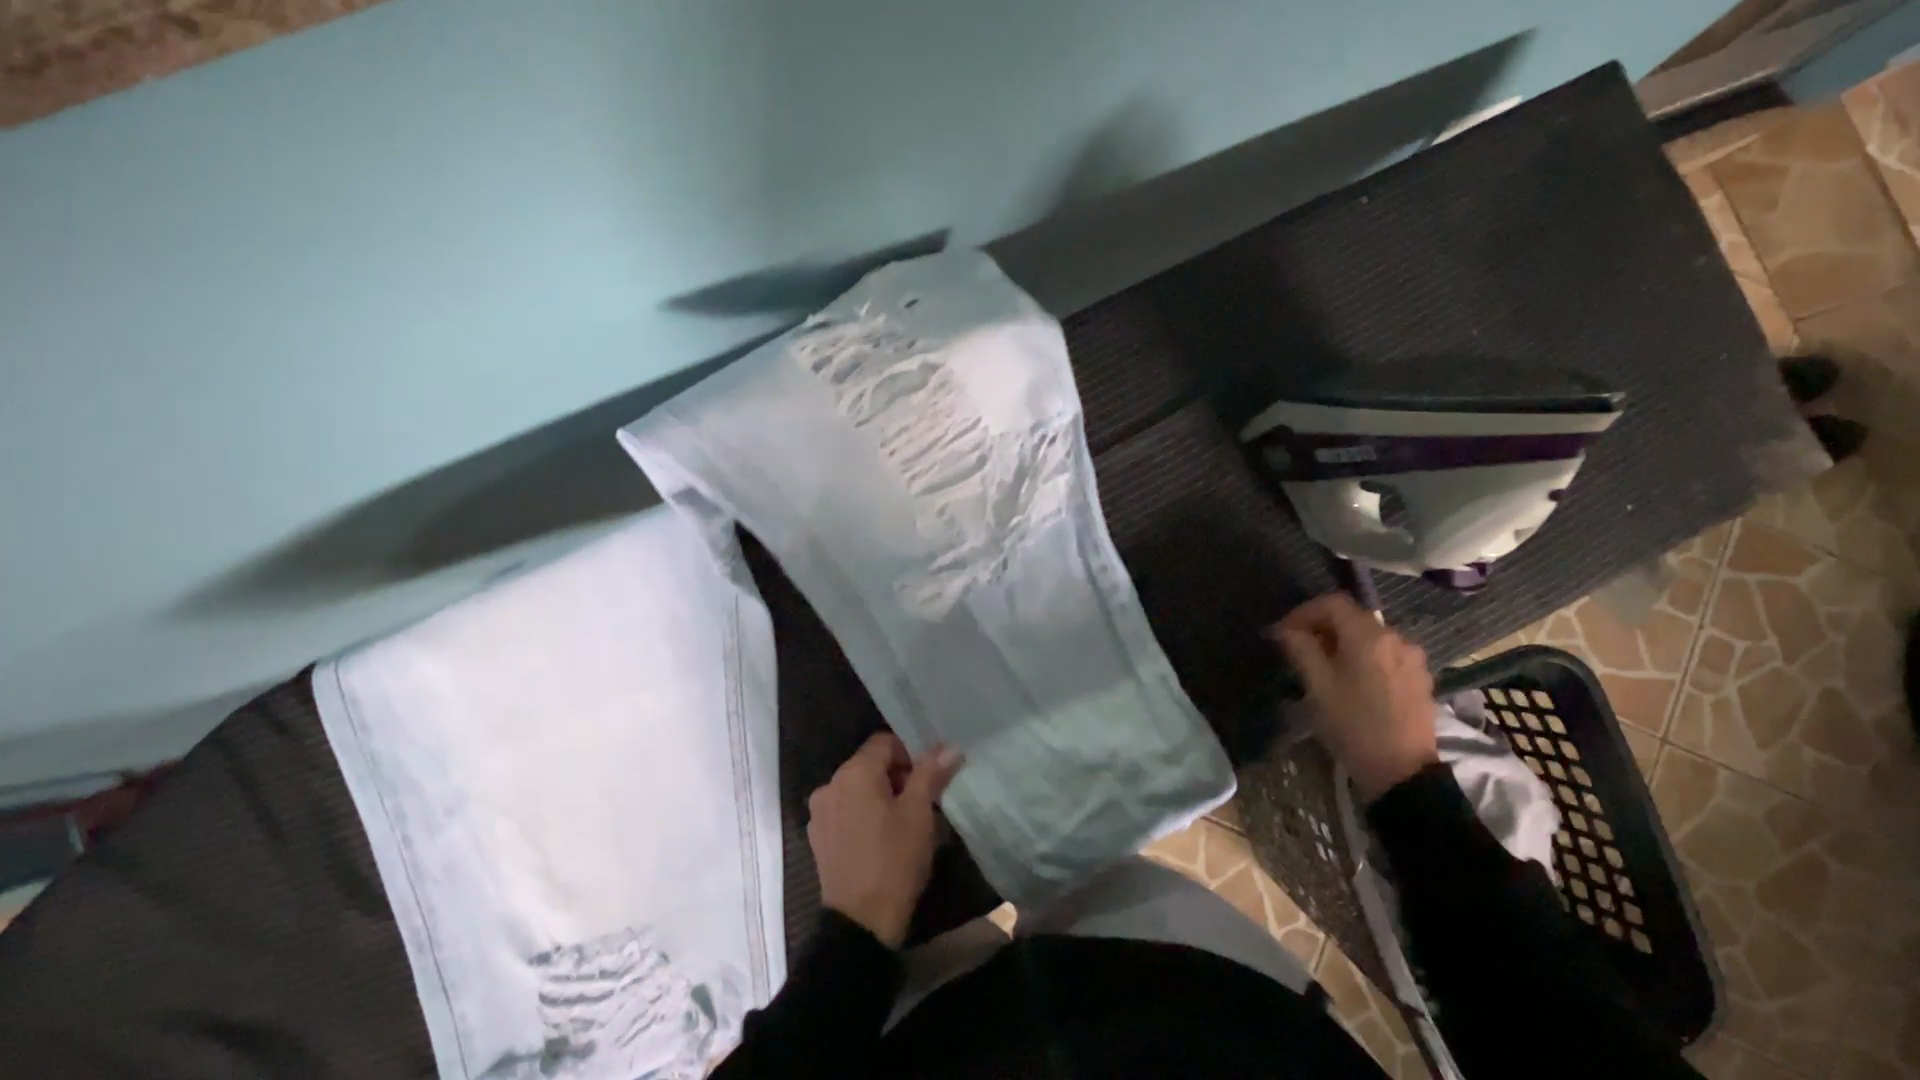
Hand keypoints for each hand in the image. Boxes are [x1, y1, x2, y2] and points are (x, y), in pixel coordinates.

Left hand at [807, 734, 963, 947]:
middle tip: (922, 805)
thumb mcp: (919, 814)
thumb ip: (930, 774)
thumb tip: (948, 747)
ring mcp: (820, 813)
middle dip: (897, 778)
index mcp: (854, 773)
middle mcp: (830, 785)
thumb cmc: (894, 860)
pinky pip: (845, 813)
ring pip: (857, 790)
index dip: (910, 755)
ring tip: (904, 826)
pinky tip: (881, 842)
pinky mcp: (818, 837)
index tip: (929, 780)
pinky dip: (863, 817)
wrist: (861, 921)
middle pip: (869, 765)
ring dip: (881, 798)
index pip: (885, 743)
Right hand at [1267, 593, 1439, 803]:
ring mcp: (1412, 657)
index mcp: (1368, 636)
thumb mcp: (1318, 687)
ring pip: (1370, 636)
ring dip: (1344, 643)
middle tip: (1300, 650)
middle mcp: (1395, 637)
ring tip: (1326, 667)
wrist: (1402, 771)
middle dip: (1323, 627)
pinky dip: (1365, 657)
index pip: (1332, 603)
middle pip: (1353, 617)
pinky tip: (1354, 681)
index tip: (1284, 633)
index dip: (1303, 612)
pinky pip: (1386, 654)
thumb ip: (1301, 649)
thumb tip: (1286, 629)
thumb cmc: (1353, 726)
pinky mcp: (1420, 677)